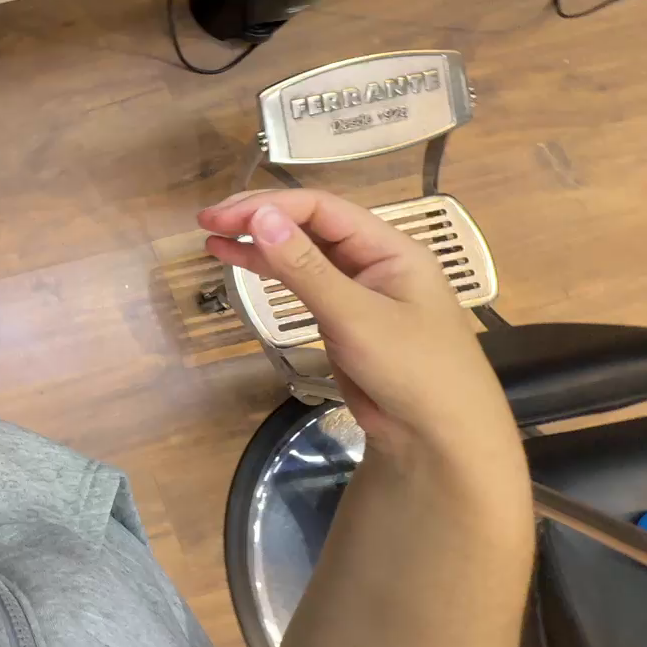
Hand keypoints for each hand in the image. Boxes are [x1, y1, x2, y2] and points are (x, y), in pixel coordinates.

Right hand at [199, 190, 524, 481]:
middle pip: (307, 222)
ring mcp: (354, 285)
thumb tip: (258, 217)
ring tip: (210, 237)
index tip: (221, 219)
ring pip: (298, 249)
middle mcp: (372, 258)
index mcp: (389, 248)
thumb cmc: (412, 371)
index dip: (267, 206)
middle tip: (207, 221)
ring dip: (255, 241)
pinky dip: (265, 267)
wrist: (439, 440)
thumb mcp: (354, 316)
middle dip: (257, 217)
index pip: (320, 208)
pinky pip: (297, 276)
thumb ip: (304, 266)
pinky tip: (235, 261)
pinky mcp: (338, 311)